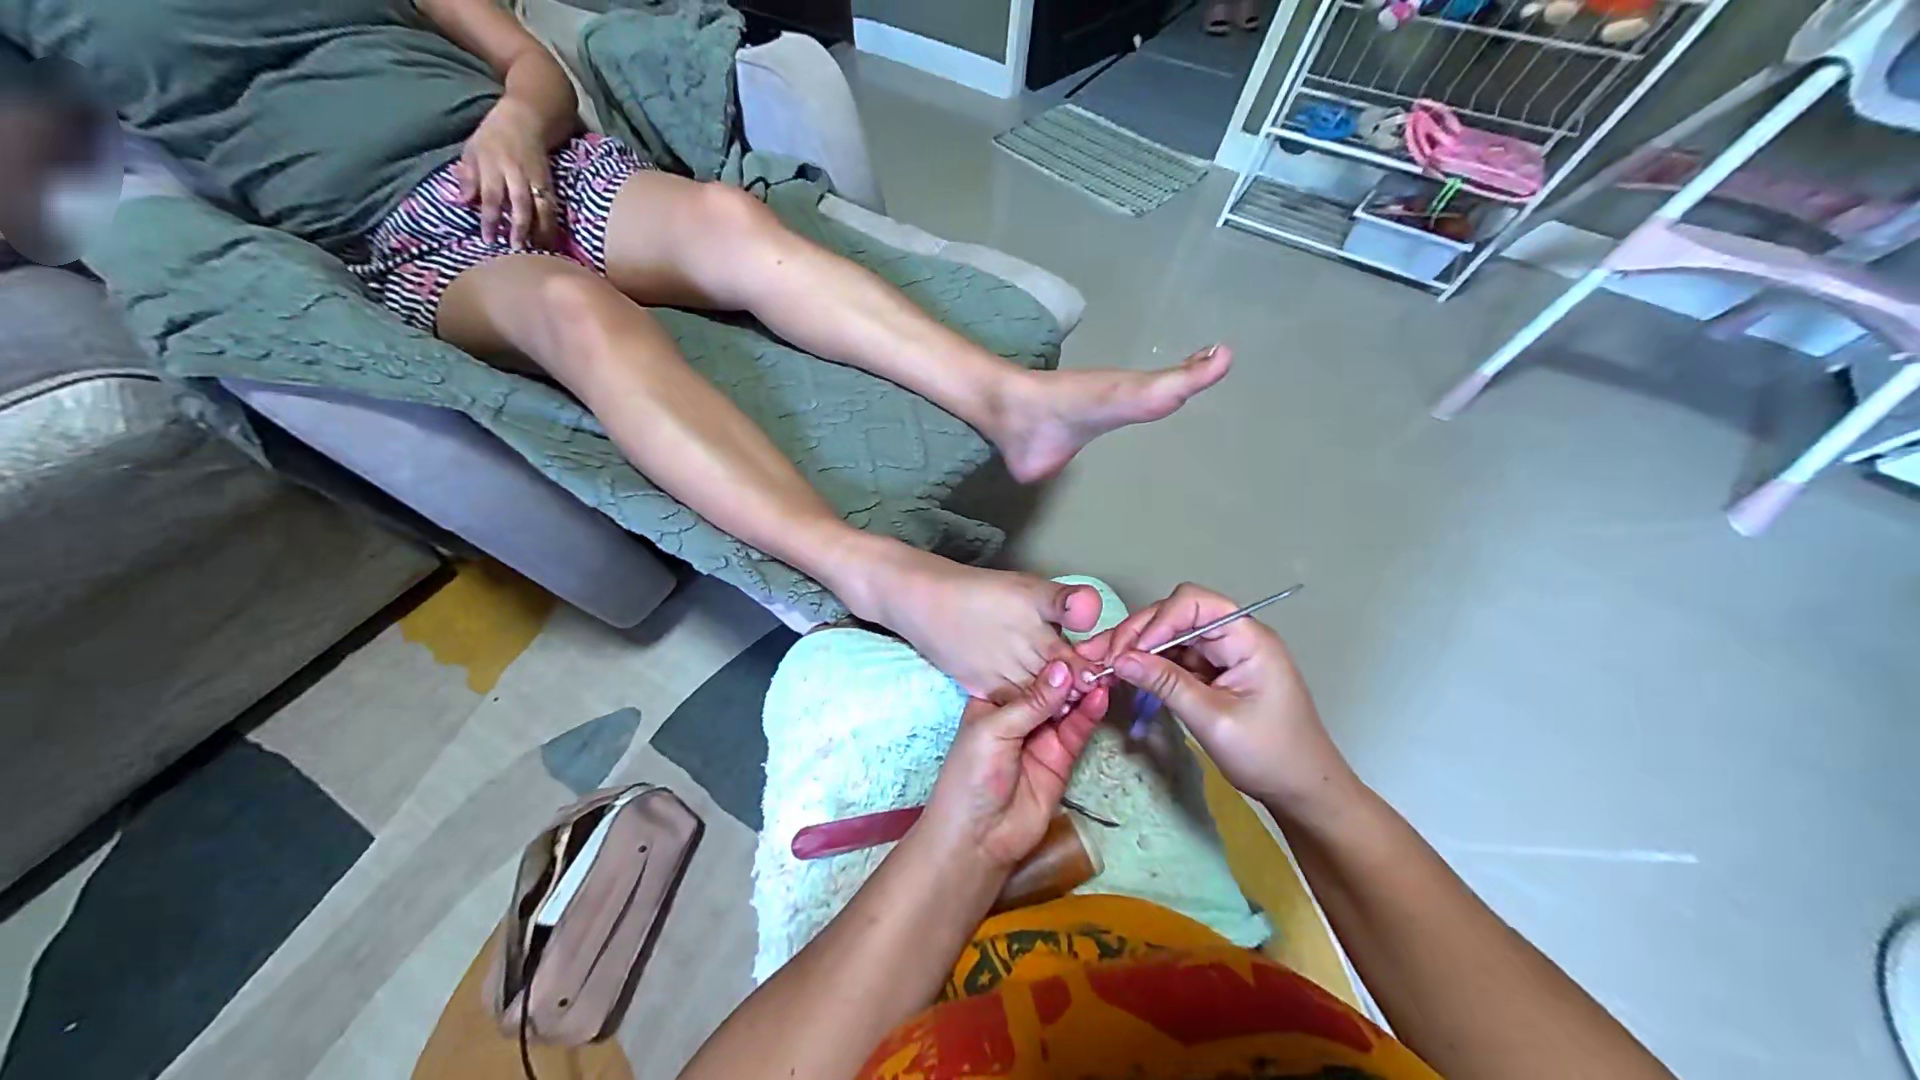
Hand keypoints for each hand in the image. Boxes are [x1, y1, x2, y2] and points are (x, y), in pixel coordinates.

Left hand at [456, 98, 557, 249]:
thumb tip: (461, 201)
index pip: (489, 196)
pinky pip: (552, 207)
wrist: (527, 120)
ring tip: (539, 248)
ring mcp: (536, 179)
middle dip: (518, 228)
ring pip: (541, 209)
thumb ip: (468, 176)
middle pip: (519, 205)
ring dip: (541, 230)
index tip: (488, 239)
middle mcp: (515, 173)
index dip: (489, 219)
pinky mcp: (551, 183)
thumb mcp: (473, 150)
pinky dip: (552, 224)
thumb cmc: (495, 135)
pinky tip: (550, 237)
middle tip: (516, 248)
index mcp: (492, 165)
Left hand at [920, 660, 1109, 868]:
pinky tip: (1100, 696)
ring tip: (1103, 671)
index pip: (1023, 670)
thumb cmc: (971, 775)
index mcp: (994, 699)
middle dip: (1071, 671)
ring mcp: (1042, 734)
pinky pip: (1077, 730)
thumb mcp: (995, 729)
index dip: (1046, 655)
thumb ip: (1032, 701)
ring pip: (1067, 705)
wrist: (978, 837)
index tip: (1073, 639)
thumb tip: (1063, 668)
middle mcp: (1020, 713)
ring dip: (1084, 689)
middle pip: (1050, 686)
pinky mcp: (1061, 756)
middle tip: (1097, 653)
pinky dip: (1089, 713)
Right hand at [1078, 584, 1352, 812]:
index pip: (1195, 603)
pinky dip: (1148, 664)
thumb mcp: (1213, 720)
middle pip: (1177, 614)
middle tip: (1104, 657)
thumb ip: (1166, 684)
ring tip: (1104, 664)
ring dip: (1137, 647)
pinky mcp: (1212, 671)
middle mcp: (1234, 636)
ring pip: (1170, 635)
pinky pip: (1174, 657)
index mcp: (1248, 638)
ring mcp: (1222, 653)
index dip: (1158, 620)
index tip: (1129, 652)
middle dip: (1139, 632)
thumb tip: (1119, 659)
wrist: (1302, 791)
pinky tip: (1124, 673)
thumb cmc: (1269, 756)